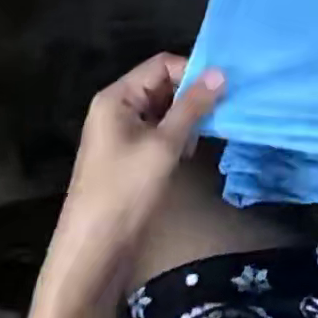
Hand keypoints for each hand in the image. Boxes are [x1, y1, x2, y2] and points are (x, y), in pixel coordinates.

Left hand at [39, 54, 224, 298]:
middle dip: (191, 97)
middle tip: (223, 112)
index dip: (191, 72)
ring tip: (206, 136)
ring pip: (162, 111)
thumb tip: (220, 72)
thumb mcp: (163, 146)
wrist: (93, 252)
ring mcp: (121, 134)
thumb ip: (192, 107)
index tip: (223, 88)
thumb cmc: (126, 191)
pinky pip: (157, 133)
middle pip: (161, 86)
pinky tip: (190, 152)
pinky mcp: (129, 157)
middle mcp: (117, 108)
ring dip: (185, 119)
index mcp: (117, 96)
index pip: (160, 65)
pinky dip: (176, 138)